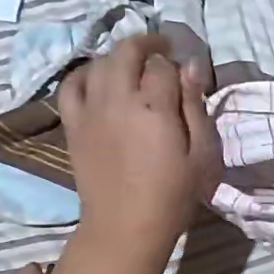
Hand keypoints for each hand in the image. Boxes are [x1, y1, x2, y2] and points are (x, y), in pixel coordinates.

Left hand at [60, 35, 220, 248]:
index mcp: (154, 106)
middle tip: (161, 53)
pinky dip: (85, 74)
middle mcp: (118, 98)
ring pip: (100, 62)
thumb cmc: (172, 195)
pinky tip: (98, 80)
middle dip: (147, 46)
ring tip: (132, 67)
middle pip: (127, 51)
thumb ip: (196, 106)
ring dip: (119, 57)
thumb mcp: (201, 155)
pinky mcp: (73, 124)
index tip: (185, 76)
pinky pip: (71, 85)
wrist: (125, 227)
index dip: (175, 64)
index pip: (162, 64)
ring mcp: (91, 110)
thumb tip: (191, 66)